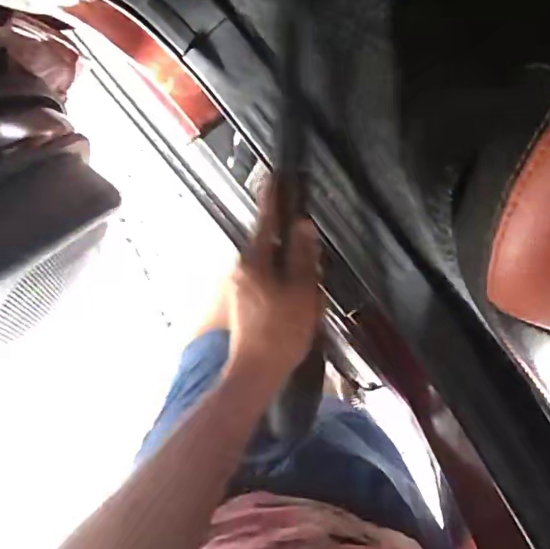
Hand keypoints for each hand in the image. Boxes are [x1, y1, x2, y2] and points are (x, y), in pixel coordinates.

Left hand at [222, 183, 321, 394]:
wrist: (256, 371)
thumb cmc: (281, 331)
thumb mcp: (302, 290)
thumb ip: (303, 255)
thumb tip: (303, 226)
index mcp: (254, 260)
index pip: (267, 219)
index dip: (274, 197)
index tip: (276, 176)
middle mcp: (240, 268)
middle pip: (269, 242)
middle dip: (290, 241)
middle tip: (311, 246)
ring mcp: (238, 286)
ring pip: (269, 263)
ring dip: (288, 264)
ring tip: (308, 282)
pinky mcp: (242, 302)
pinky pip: (266, 279)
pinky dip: (282, 280)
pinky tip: (297, 297)